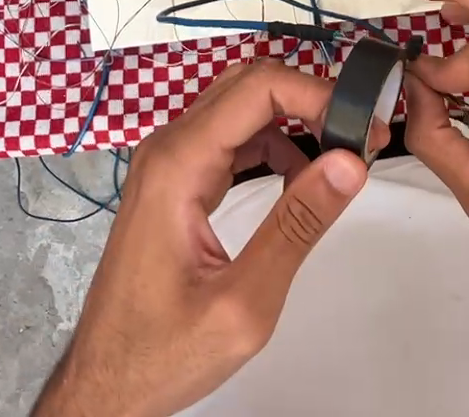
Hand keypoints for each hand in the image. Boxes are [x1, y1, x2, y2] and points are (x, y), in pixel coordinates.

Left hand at [33, 61, 372, 416]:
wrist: (104, 383)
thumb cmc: (163, 351)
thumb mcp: (244, 302)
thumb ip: (297, 225)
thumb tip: (350, 161)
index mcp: (179, 162)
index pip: (258, 88)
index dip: (317, 93)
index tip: (365, 128)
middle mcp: (170, 145)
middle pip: (249, 84)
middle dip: (310, 97)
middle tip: (359, 134)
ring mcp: (170, 159)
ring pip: (241, 105)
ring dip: (294, 116)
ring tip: (340, 153)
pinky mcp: (176, 177)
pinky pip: (231, 136)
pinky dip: (273, 142)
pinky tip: (298, 177)